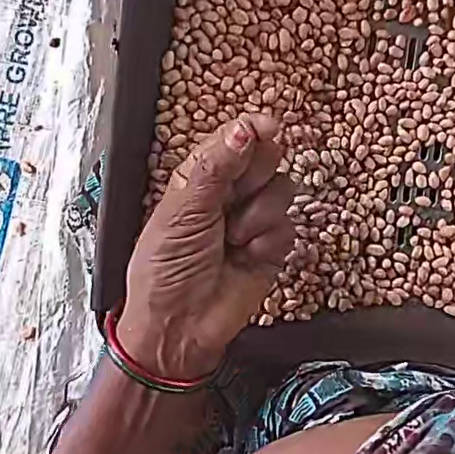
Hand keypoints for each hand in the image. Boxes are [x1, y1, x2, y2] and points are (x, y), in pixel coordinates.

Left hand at [118, 114, 296, 381]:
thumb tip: (244, 129)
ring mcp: (254, 218)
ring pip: (283, 189)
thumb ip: (215, 167)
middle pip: (265, 157)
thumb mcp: (183, 210)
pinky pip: (289, 224)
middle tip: (233, 198)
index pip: (233, 139)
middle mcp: (230, 193)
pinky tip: (247, 255)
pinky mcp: (274, 245)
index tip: (267, 128)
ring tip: (233, 238)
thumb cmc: (165, 268)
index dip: (251, 130)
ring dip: (258, 213)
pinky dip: (269, 240)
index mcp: (201, 177)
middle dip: (254, 175)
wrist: (180, 325)